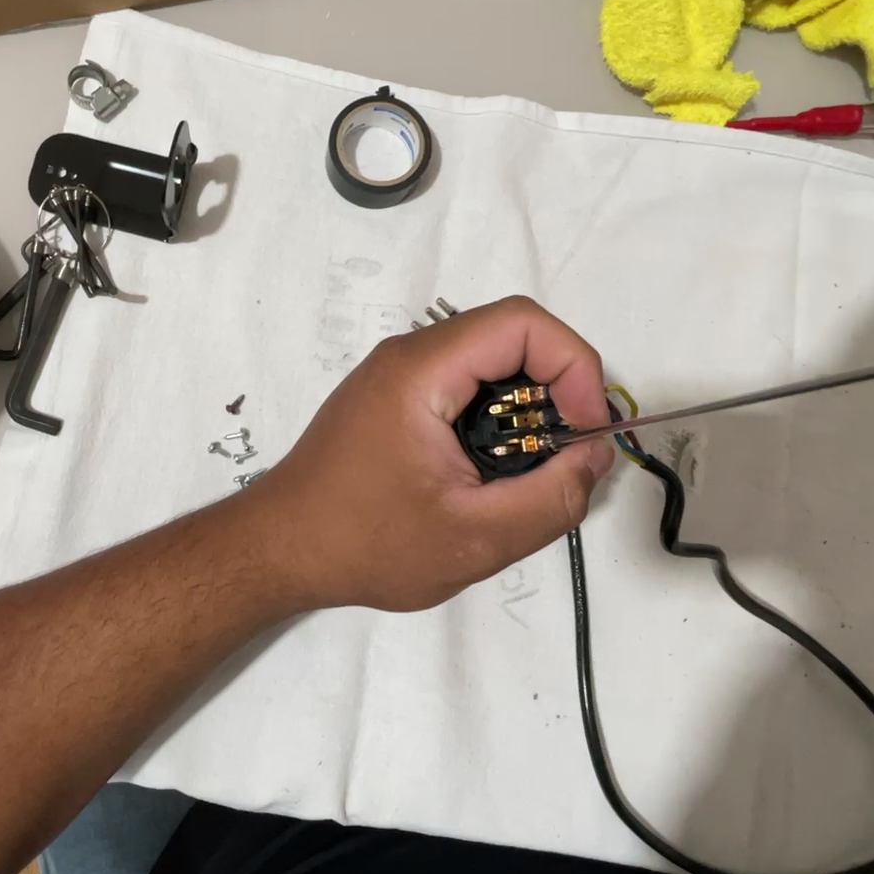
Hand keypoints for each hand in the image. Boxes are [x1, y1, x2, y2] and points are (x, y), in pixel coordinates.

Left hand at [240, 296, 613, 613]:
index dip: (574, 365)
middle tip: (565, 455)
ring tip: (530, 471)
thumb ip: (551, 499)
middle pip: (506, 337)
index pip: (523, 323)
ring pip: (484, 362)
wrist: (279, 550)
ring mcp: (392, 376)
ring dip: (524, 408)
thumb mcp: (474, 538)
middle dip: (554, 388)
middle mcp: (406, 357)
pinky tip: (488, 471)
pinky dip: (492, 417)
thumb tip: (595, 455)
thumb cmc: (367, 545)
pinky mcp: (388, 400)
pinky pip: (458, 385)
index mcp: (421, 370)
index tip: (587, 431)